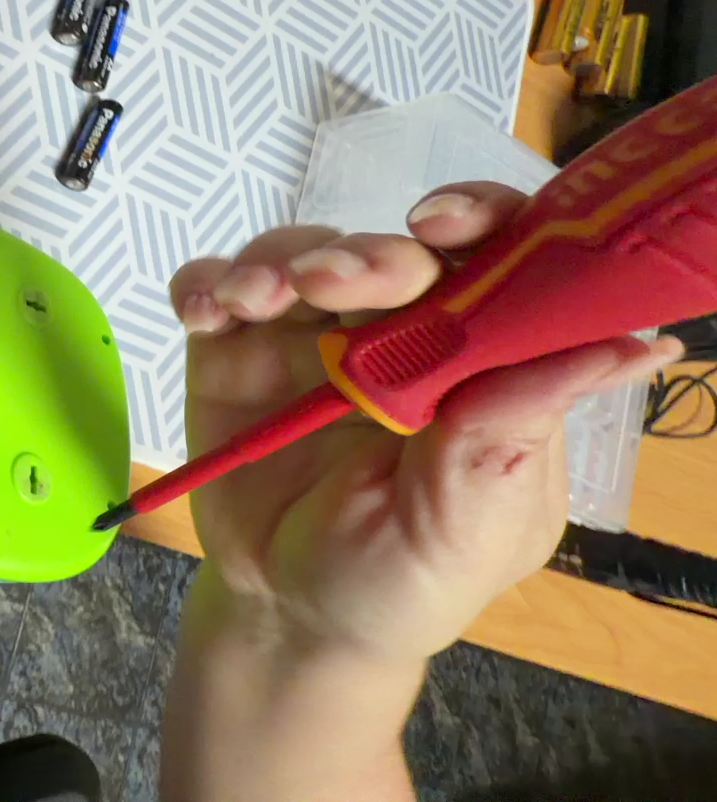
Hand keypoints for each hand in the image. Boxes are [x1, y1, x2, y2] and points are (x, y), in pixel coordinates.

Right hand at [167, 182, 681, 663]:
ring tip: (245, 303)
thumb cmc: (391, 581)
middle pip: (380, 255)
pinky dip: (200, 285)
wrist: (279, 604)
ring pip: (288, 258)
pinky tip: (199, 313)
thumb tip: (633, 346)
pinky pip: (208, 292)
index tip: (443, 228)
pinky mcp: (224, 351)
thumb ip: (508, 437)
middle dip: (358, 256)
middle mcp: (384, 341)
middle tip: (325, 286)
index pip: (492, 271)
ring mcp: (296, 342)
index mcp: (467, 371)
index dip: (479, 228)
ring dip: (268, 264)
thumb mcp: (463, 526)